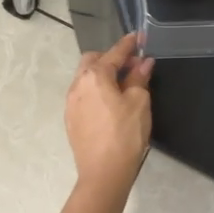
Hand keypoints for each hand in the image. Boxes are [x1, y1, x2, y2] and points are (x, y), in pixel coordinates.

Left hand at [65, 34, 155, 192]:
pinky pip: (83, 96)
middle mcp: (77, 85)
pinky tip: (110, 103)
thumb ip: (138, 78)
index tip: (139, 37)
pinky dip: (96, 91)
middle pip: (92, 61)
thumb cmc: (125, 134)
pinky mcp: (71, 121)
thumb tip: (142, 63)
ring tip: (122, 85)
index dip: (129, 45)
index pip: (114, 53)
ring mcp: (71, 104)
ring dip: (102, 75)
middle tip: (132, 66)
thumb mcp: (139, 102)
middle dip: (110, 58)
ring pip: (85, 79)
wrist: (104, 174)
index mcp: (94, 76)